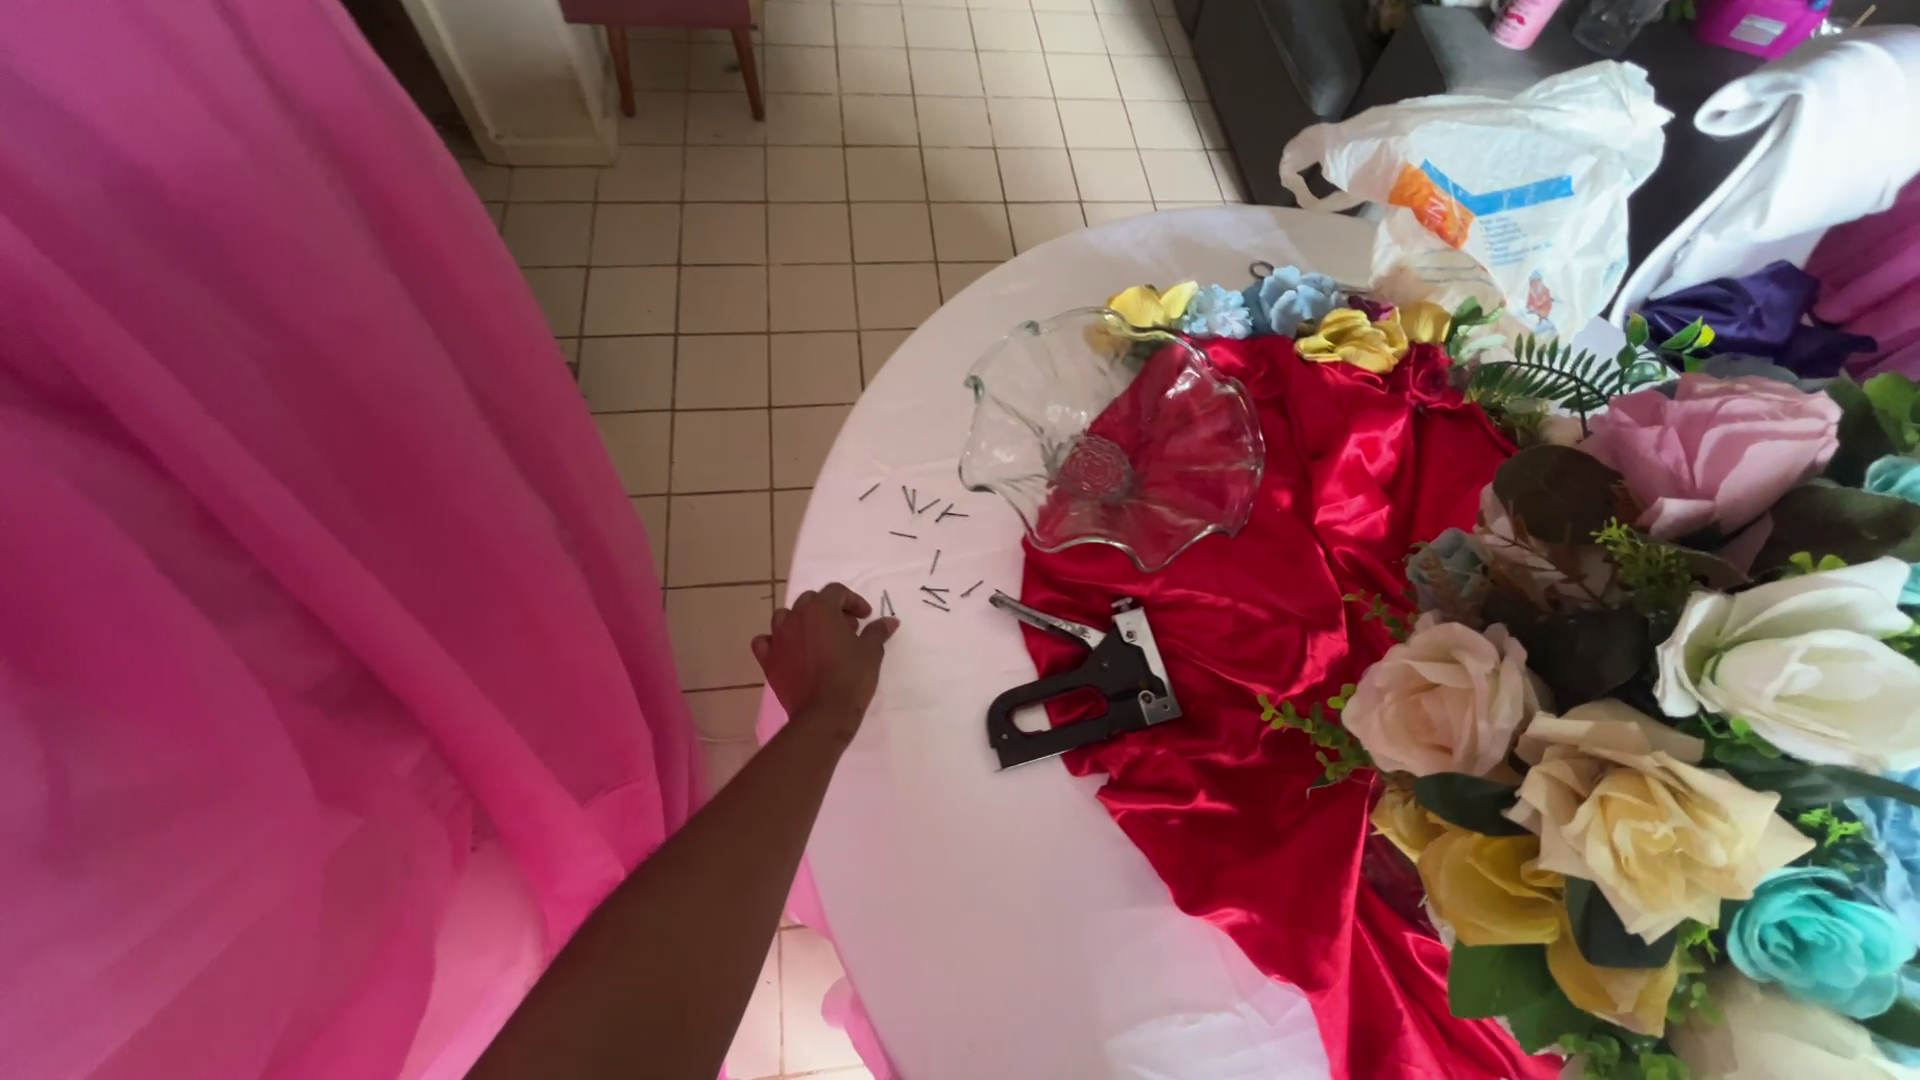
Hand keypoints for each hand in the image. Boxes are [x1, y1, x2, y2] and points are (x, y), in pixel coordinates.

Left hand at [752, 583, 897, 740]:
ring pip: (785, 617)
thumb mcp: (871, 651)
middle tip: (846, 629)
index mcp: (820, 609)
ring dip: (802, 622)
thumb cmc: (851, 677)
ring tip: (818, 638)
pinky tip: (788, 651)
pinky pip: (765, 642)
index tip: (864, 618)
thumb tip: (890, 622)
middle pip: (810, 601)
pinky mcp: (768, 661)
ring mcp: (778, 639)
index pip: (836, 591)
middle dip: (830, 610)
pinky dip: (776, 642)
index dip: (853, 601)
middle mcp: (795, 618)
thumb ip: (877, 631)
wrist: (824, 713)